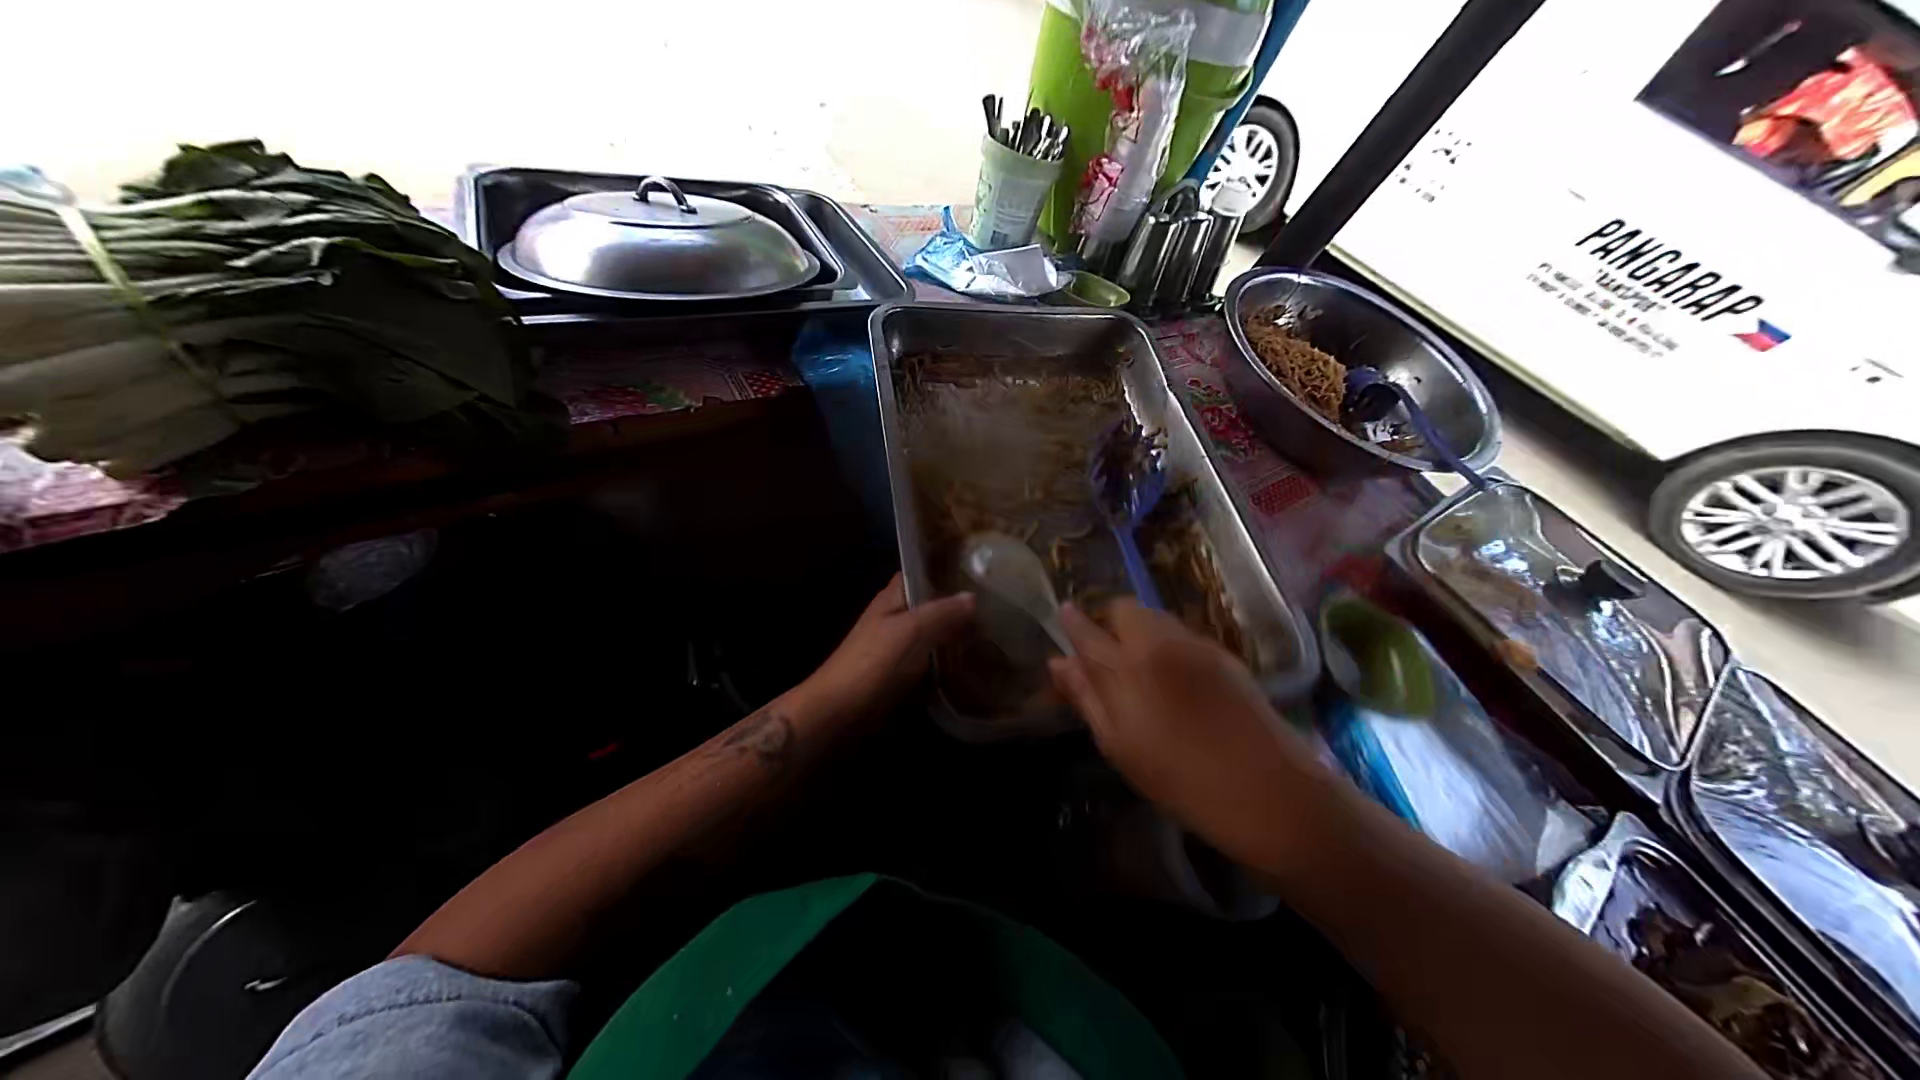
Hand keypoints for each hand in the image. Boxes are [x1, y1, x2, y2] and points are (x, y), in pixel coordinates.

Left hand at [794, 573, 974, 723]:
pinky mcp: (898, 676)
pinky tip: (968, 673)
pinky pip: (927, 667)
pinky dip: (943, 670)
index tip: (978, 577)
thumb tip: (973, 597)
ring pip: (931, 639)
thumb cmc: (874, 662)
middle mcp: (894, 619)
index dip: (945, 573)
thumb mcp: (912, 630)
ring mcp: (895, 649)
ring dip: (953, 643)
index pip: (921, 574)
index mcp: (892, 599)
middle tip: (993, 614)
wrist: (839, 711)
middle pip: (930, 609)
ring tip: (989, 642)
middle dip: (956, 613)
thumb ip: (943, 612)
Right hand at [1048, 600, 1327, 859]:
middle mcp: (1160, 642)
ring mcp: (1197, 644)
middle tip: (1107, 658)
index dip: (1072, 622)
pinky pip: (1183, 634)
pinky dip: (1168, 645)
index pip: (1087, 631)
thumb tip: (1058, 663)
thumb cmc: (1179, 779)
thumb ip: (1086, 697)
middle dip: (1109, 623)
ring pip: (1155, 618)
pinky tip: (1176, 681)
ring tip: (1141, 670)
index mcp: (1127, 667)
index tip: (1064, 615)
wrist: (1268, 790)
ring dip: (1139, 631)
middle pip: (1124, 609)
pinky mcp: (1225, 654)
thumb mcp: (1119, 745)